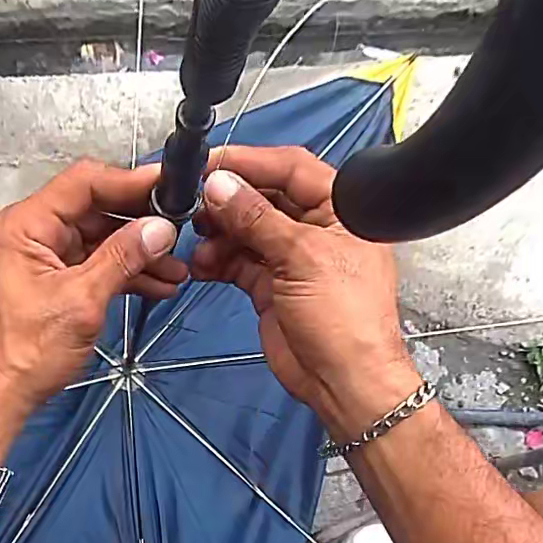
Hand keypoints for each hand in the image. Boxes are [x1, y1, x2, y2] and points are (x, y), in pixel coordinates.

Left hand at [0, 160, 186, 458]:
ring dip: (138, 255)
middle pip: (96, 212)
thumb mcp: (81, 301)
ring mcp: (44, 260)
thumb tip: (158, 229)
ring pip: (101, 242)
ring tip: (175, 269)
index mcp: (26, 227)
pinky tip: (156, 284)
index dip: (130, 182)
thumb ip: (121, 258)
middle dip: (140, 226)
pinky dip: (124, 275)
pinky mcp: (55, 283)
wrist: (2, 396)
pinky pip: (95, 267)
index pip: (85, 184)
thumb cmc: (23, 355)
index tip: (167, 185)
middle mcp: (32, 235)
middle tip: (178, 232)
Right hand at [191, 147, 418, 440]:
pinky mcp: (272, 288)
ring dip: (220, 235)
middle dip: (230, 202)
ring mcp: (291, 260)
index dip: (250, 163)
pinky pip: (240, 264)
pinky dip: (219, 263)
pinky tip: (202, 265)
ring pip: (247, 233)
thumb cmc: (345, 318)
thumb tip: (220, 186)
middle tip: (197, 205)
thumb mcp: (301, 257)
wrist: (342, 379)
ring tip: (199, 242)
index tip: (211, 165)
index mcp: (340, 208)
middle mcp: (315, 229)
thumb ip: (257, 219)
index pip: (291, 169)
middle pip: (265, 200)